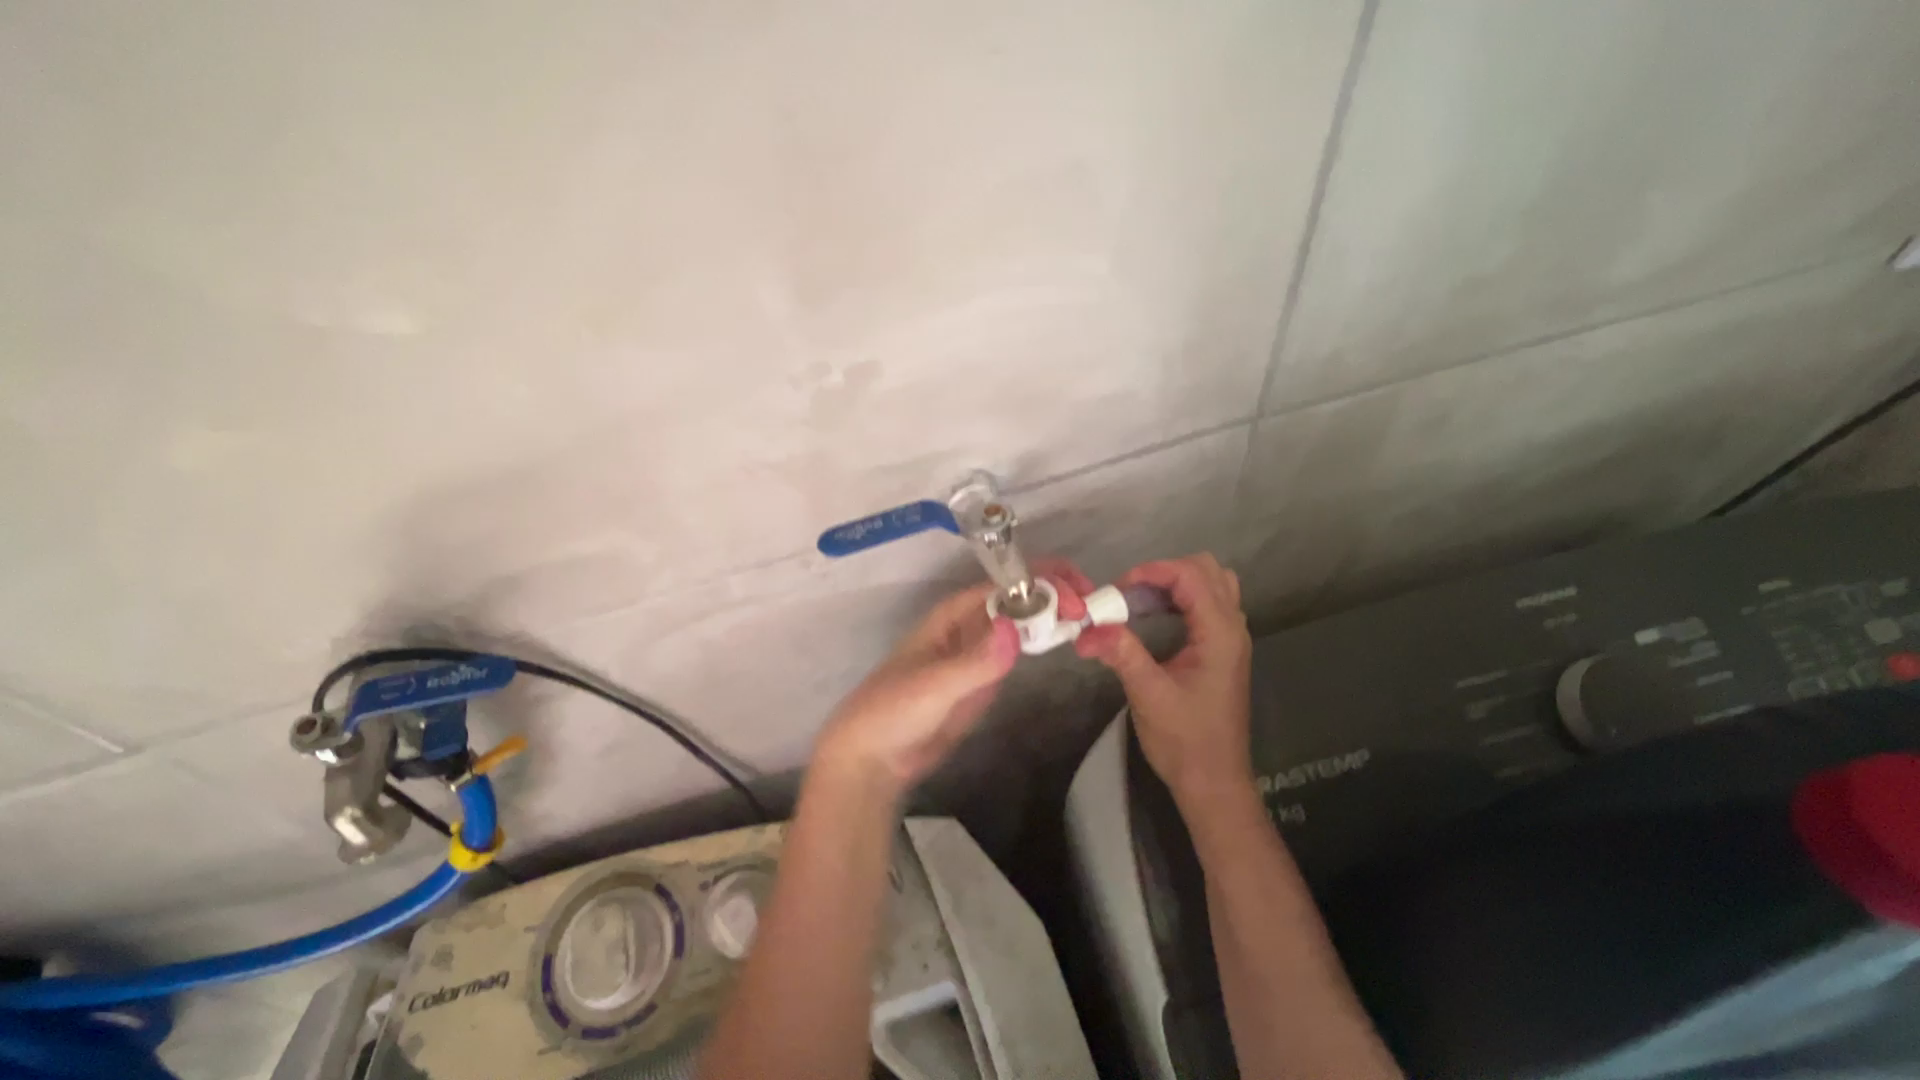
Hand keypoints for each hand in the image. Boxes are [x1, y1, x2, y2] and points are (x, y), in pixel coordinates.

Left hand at [814, 561, 1091, 794]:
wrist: (875, 758)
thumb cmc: (892, 711)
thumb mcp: (933, 686)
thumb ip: (974, 661)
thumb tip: (1016, 627)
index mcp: (952, 615)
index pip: (1004, 587)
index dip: (1042, 583)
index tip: (1077, 594)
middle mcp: (969, 626)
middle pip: (1018, 599)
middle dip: (1054, 594)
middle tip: (1093, 609)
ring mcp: (978, 652)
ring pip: (1022, 622)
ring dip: (1053, 615)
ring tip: (1092, 619)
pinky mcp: (984, 679)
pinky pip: (1018, 651)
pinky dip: (1043, 642)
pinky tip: (1067, 642)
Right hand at [1076, 553, 1252, 804]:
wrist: (1213, 781)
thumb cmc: (1184, 740)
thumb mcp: (1148, 694)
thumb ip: (1121, 653)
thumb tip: (1086, 629)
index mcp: (1220, 633)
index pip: (1191, 575)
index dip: (1152, 571)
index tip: (1117, 589)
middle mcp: (1232, 628)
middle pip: (1206, 570)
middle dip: (1164, 573)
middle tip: (1129, 594)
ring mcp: (1231, 640)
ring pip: (1211, 586)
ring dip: (1175, 585)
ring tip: (1139, 603)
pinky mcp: (1223, 652)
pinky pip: (1208, 606)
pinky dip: (1182, 601)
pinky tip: (1154, 620)